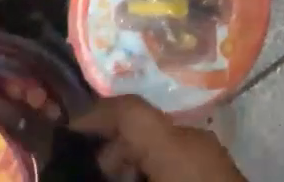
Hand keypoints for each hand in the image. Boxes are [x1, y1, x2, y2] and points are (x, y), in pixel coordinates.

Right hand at [70, 96, 244, 181]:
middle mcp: (194, 140)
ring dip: (132, 166)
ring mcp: (209, 157)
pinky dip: (153, 174)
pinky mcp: (216, 173)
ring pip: (160, 148)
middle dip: (109, 152)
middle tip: (84, 173)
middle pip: (143, 130)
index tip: (66, 133)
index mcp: (175, 144)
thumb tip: (100, 169)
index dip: (95, 116)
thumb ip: (116, 174)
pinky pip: (177, 163)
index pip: (130, 110)